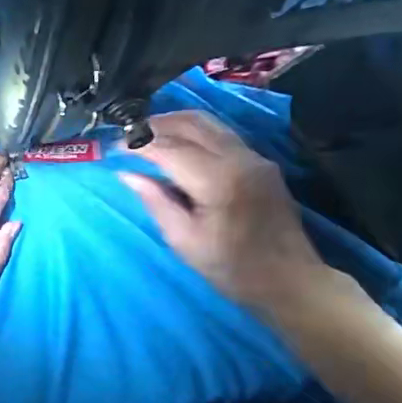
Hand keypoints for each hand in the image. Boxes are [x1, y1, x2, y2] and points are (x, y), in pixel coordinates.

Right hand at [118, 111, 330, 311]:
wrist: (290, 279)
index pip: (170, 149)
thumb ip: (156, 202)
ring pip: (208, 123)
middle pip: (191, 124)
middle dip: (154, 125)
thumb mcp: (184, 241)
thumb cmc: (232, 268)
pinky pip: (221, 134)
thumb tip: (128, 174)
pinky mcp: (260, 162)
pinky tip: (176, 145)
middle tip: (125, 135)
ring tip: (145, 134)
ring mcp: (255, 157)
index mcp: (219, 180)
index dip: (138, 145)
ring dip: (174, 123)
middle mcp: (240, 158)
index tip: (112, 147)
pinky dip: (192, 132)